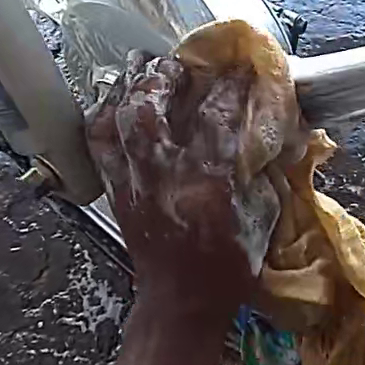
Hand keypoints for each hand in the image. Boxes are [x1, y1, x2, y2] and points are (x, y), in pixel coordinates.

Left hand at [86, 51, 279, 330]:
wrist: (179, 301)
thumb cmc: (229, 263)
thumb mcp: (262, 215)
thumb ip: (261, 167)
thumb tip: (266, 124)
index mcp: (208, 186)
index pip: (217, 119)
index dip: (230, 86)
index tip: (239, 67)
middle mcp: (164, 177)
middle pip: (150, 111)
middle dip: (164, 76)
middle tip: (180, 63)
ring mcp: (133, 182)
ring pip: (118, 121)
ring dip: (130, 85)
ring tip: (144, 64)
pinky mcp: (114, 189)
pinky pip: (97, 142)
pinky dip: (103, 111)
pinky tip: (116, 95)